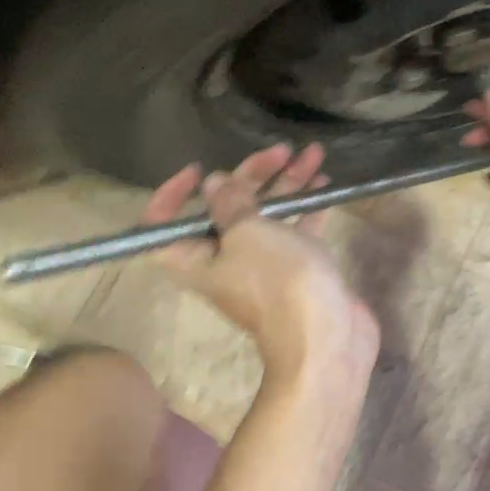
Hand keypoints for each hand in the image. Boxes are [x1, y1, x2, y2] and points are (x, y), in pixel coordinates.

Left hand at [141, 144, 377, 380]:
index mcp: (196, 258)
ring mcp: (265, 264)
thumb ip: (231, 203)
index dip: (172, 196)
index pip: (164, 226)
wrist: (325, 339)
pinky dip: (307, 205)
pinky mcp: (298, 267)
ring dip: (286, 183)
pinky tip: (324, 183)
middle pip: (226, 209)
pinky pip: (297, 227)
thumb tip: (215, 184)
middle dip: (252, 176)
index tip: (198, 171)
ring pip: (267, 214)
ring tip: (311, 154)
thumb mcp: (249, 234)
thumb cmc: (279, 283)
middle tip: (279, 151)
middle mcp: (225, 260)